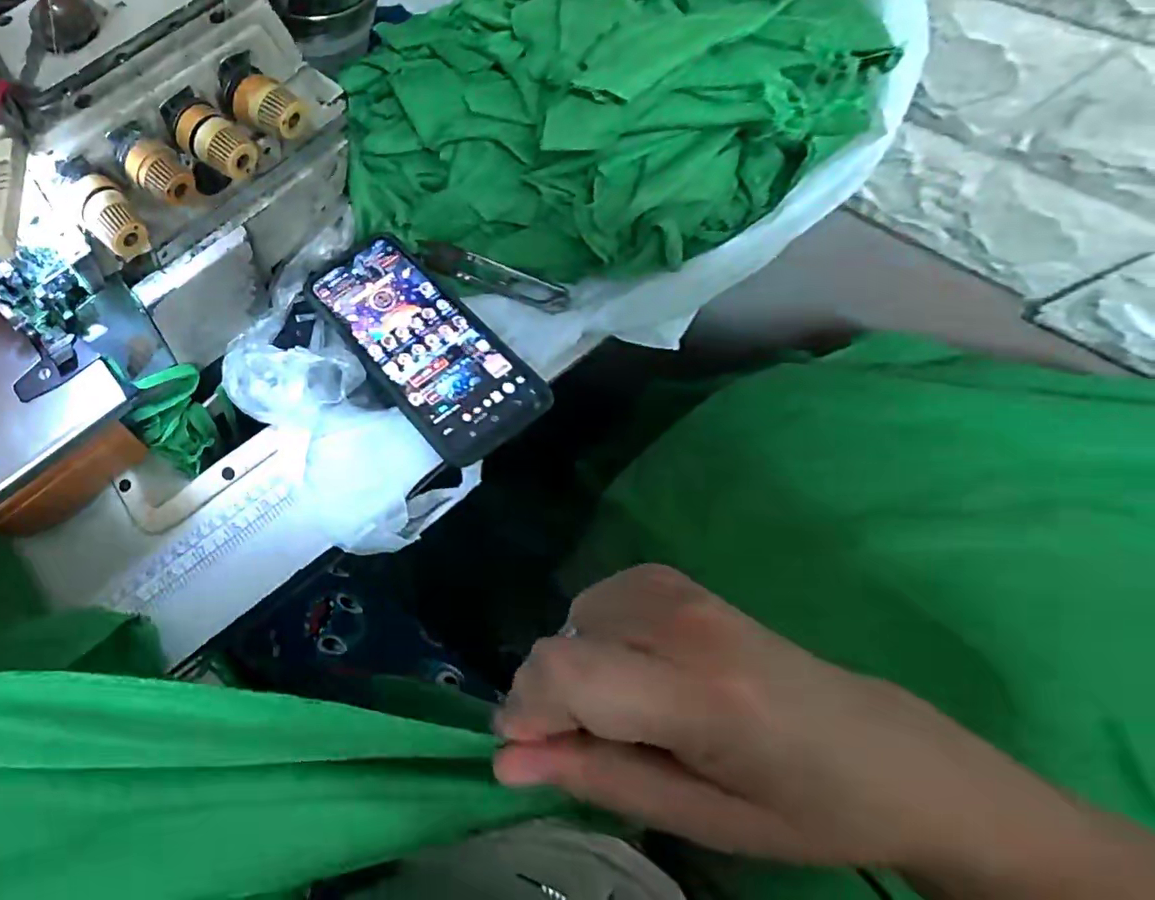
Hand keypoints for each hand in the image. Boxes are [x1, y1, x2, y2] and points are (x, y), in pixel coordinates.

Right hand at [492, 565, 1154, 897]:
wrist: (897, 757)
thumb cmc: (808, 809)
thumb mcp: (705, 821)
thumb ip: (597, 780)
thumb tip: (503, 761)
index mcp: (707, 698)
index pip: (571, 675)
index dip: (527, 708)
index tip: (524, 750)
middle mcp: (684, 626)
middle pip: (559, 648)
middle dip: (549, 699)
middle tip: (589, 746)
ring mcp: (677, 592)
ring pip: (567, 623)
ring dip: (572, 670)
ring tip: (626, 709)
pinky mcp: (668, 578)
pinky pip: (589, 603)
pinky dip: (588, 639)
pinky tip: (633, 668)